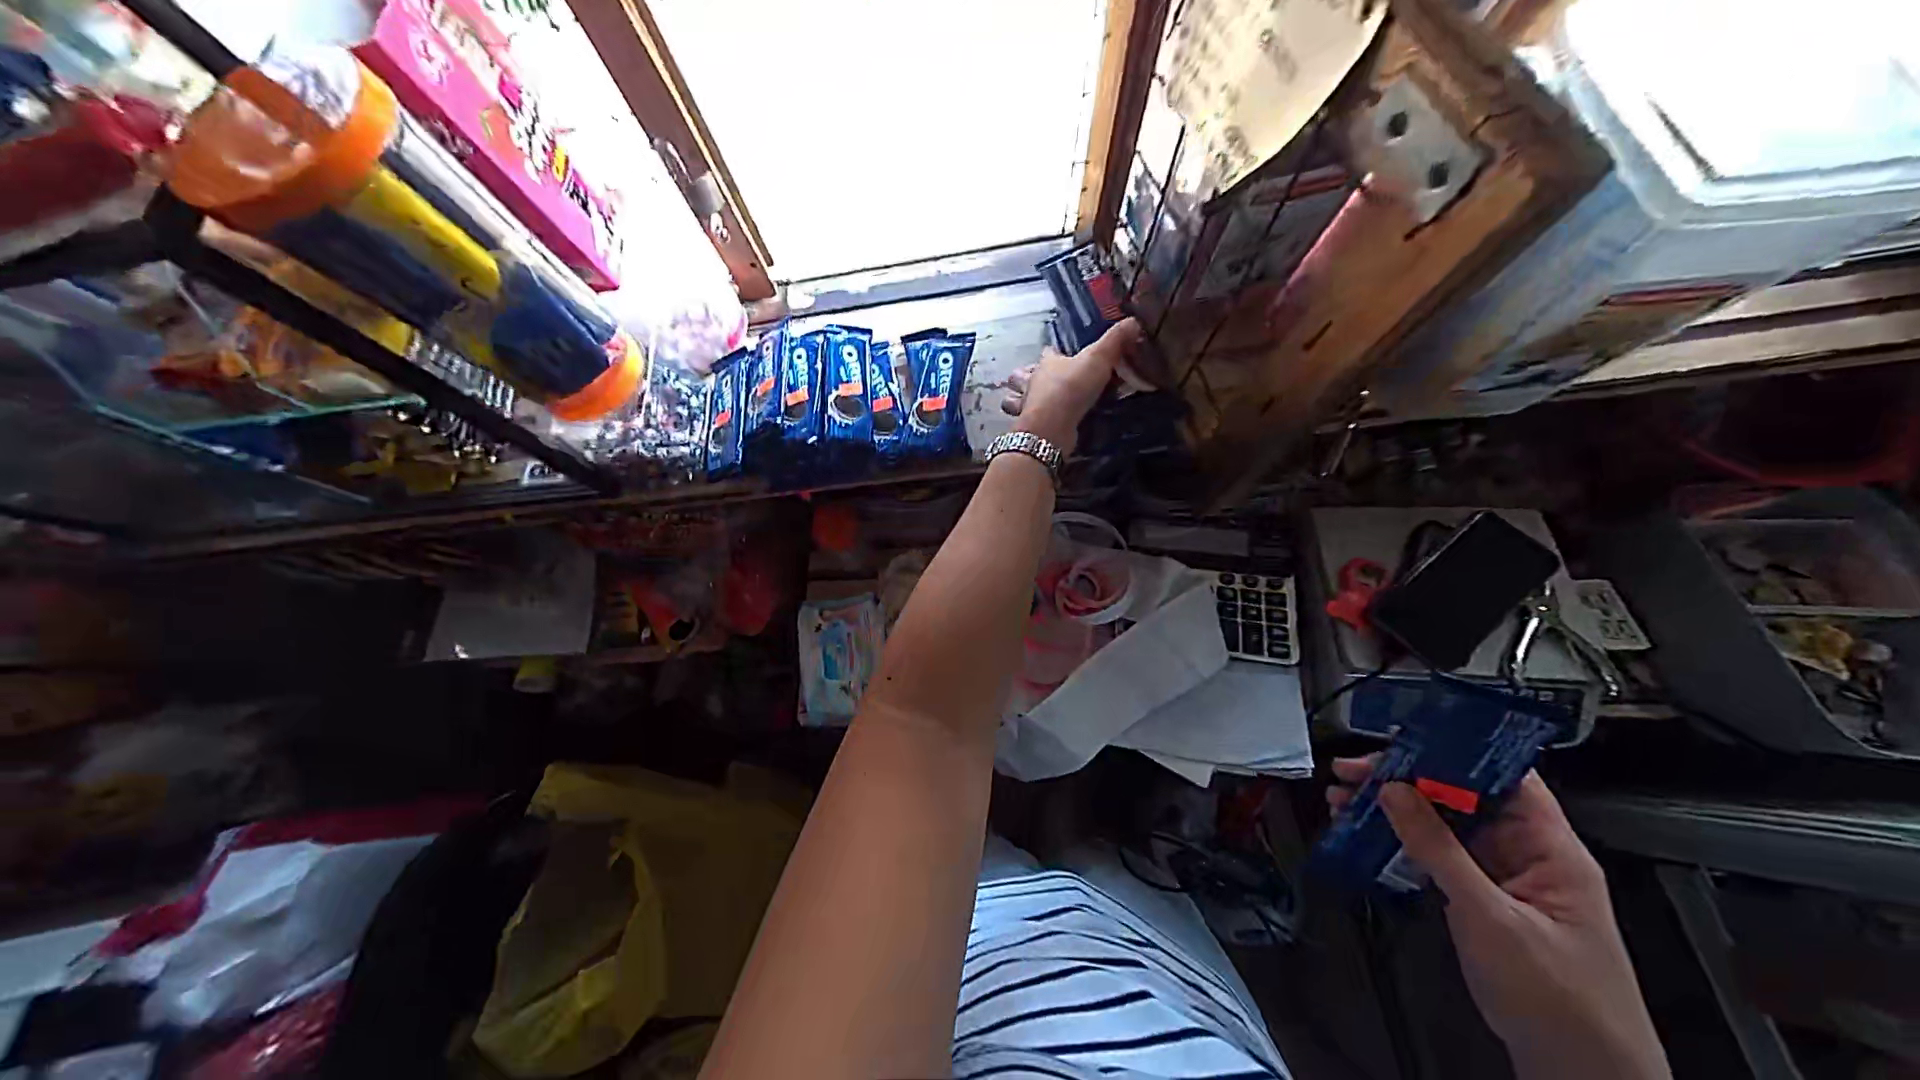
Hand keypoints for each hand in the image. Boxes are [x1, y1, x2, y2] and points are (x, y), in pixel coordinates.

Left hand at [1000, 318, 1149, 457]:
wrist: (1052, 426)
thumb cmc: (1071, 387)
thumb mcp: (1098, 358)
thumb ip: (1115, 340)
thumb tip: (1134, 321)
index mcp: (1046, 363)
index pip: (1048, 352)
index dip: (1055, 352)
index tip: (1063, 353)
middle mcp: (1031, 382)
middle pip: (1022, 374)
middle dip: (1026, 375)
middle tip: (1041, 380)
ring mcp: (1026, 406)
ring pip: (1013, 399)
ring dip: (1018, 399)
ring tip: (1030, 401)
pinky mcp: (1028, 428)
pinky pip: (1024, 421)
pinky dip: (1027, 421)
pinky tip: (1034, 423)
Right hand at [1328, 759, 1669, 1079]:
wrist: (1581, 1077)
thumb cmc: (1556, 998)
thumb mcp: (1491, 918)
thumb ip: (1439, 850)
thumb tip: (1393, 790)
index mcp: (1550, 847)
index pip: (1504, 776)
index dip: (1454, 751)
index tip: (1398, 742)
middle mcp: (1525, 851)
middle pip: (1462, 794)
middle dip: (1405, 779)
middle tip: (1352, 772)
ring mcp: (1500, 874)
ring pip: (1443, 822)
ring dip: (1393, 808)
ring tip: (1342, 798)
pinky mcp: (1479, 896)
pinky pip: (1436, 853)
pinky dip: (1399, 840)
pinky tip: (1363, 832)